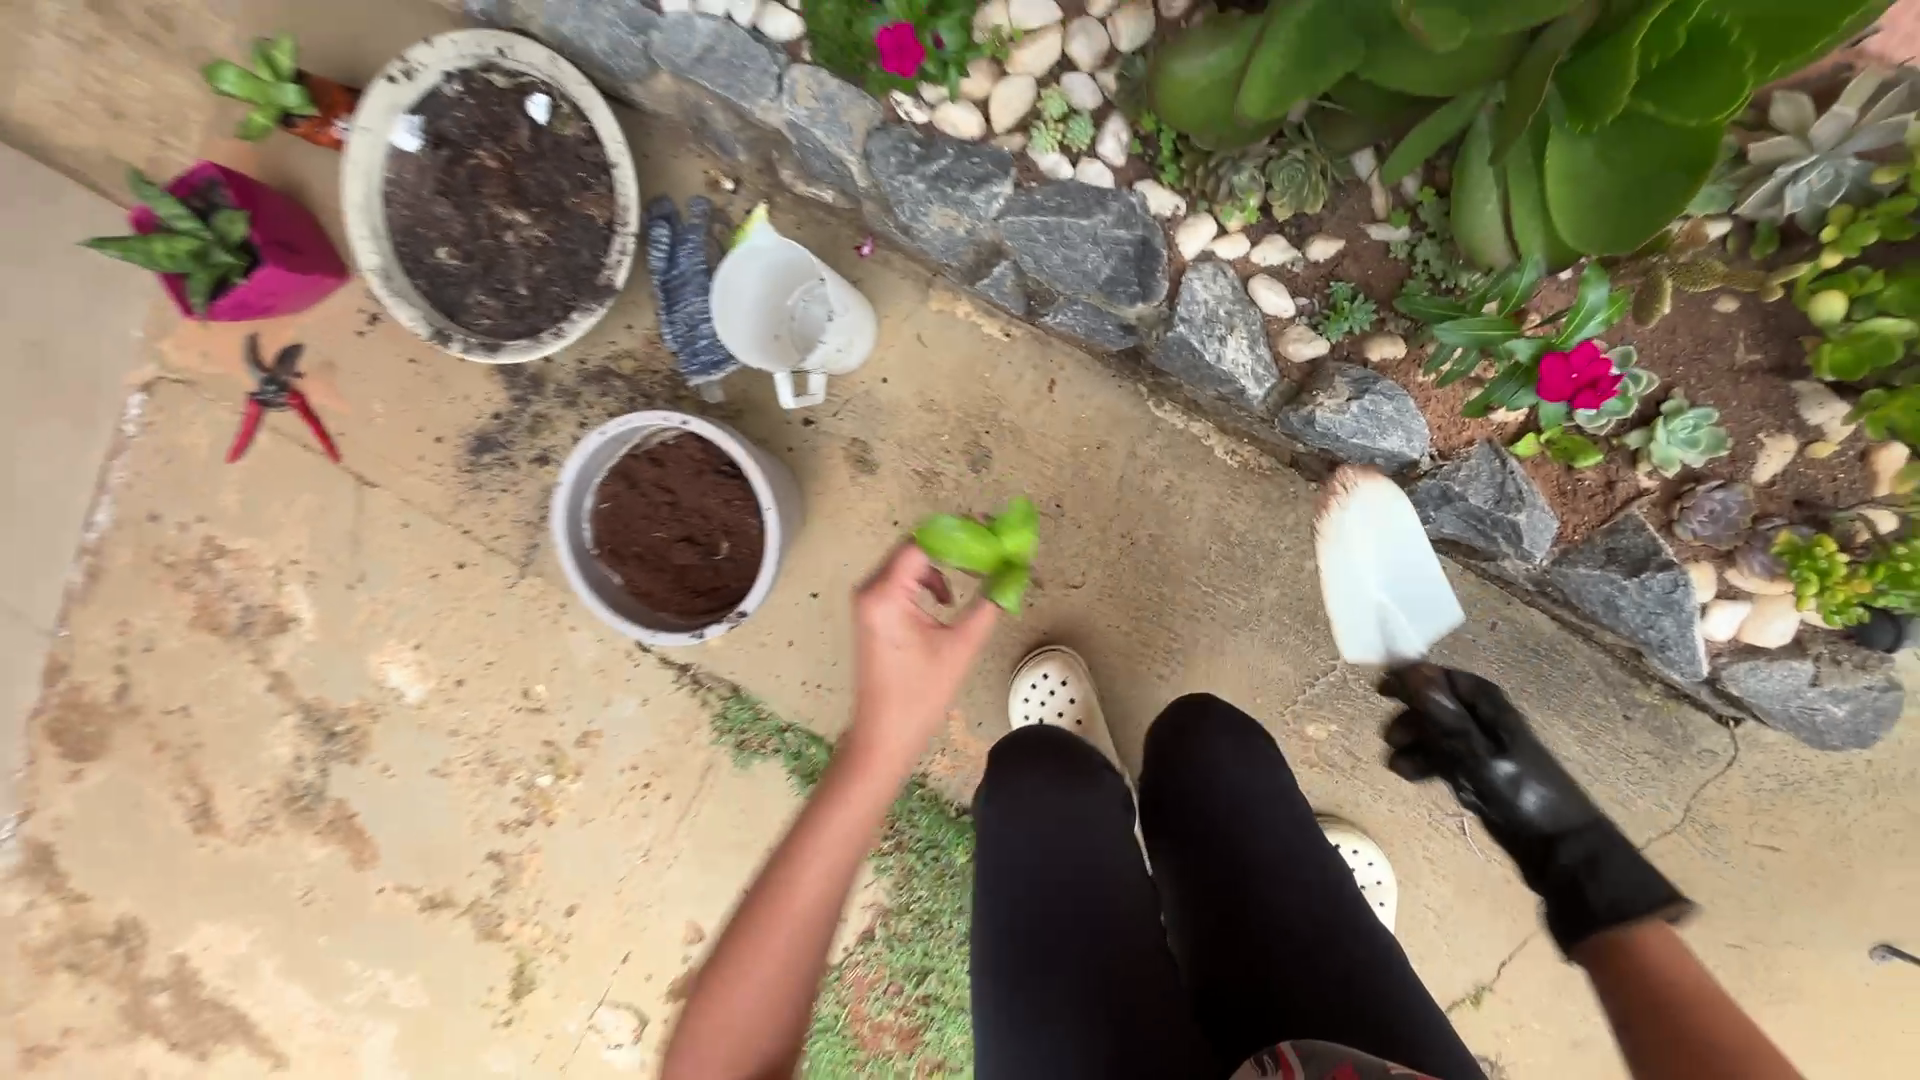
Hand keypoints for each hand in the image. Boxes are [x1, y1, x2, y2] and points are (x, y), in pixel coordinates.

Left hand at [846, 543, 999, 772]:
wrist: (883, 735)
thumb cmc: (920, 696)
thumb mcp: (961, 647)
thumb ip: (989, 603)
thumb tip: (1013, 572)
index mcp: (886, 595)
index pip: (924, 543)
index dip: (961, 532)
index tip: (993, 532)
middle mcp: (870, 589)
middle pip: (915, 547)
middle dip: (955, 544)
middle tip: (991, 547)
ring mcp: (867, 600)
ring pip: (909, 562)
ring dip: (944, 562)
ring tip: (977, 572)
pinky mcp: (872, 611)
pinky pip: (902, 579)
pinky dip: (928, 580)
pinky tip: (948, 600)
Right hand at [1379, 663, 1603, 848]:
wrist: (1556, 844)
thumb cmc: (1521, 791)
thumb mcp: (1478, 752)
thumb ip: (1444, 715)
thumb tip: (1411, 672)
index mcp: (1488, 705)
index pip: (1442, 677)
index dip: (1411, 679)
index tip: (1382, 690)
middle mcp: (1480, 718)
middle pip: (1432, 703)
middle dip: (1409, 718)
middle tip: (1392, 737)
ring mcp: (1476, 745)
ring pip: (1431, 732)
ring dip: (1411, 744)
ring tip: (1399, 765)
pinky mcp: (1473, 769)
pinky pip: (1438, 756)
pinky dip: (1422, 762)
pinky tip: (1411, 776)